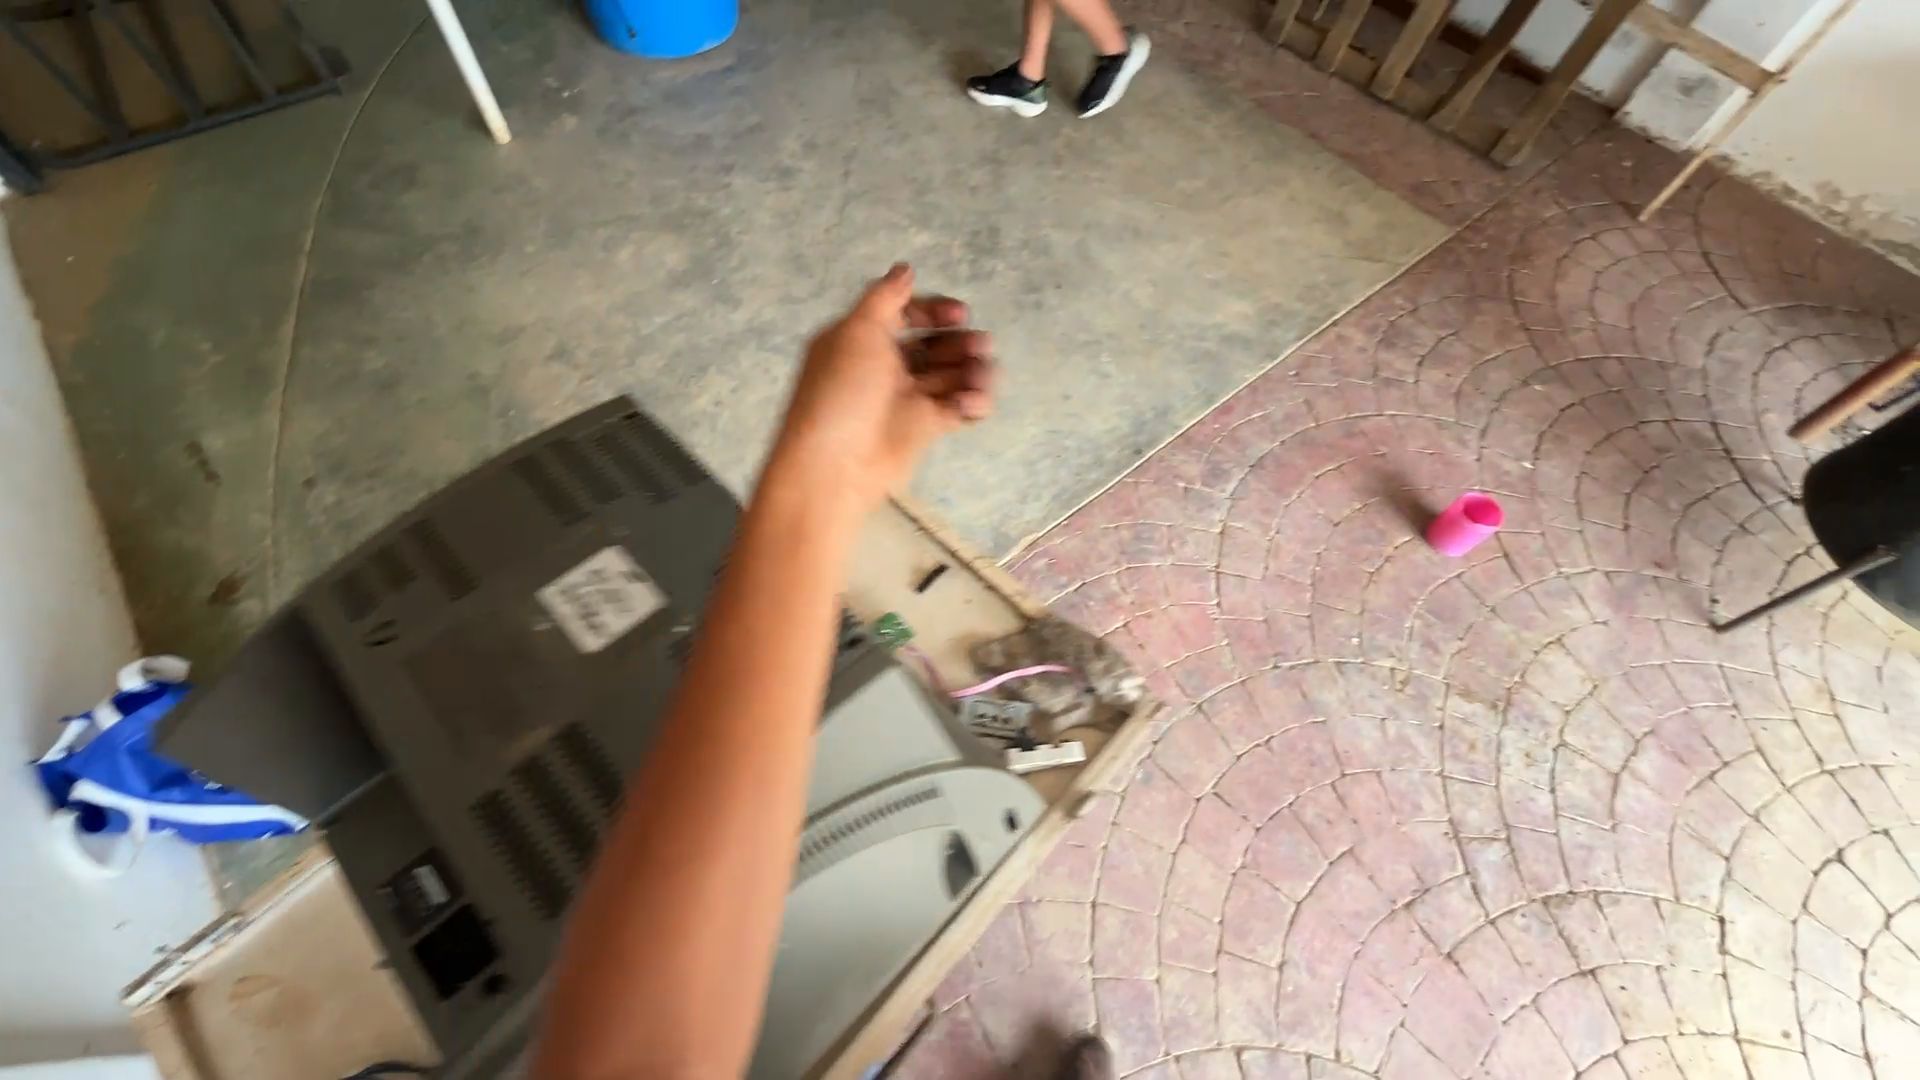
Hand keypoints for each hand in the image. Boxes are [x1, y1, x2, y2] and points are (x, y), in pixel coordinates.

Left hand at [764, 264, 994, 508]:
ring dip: (973, 370)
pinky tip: (974, 403)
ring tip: (983, 375)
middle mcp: (887, 366)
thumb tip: (904, 268)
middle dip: (960, 342)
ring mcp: (908, 398)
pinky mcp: (926, 427)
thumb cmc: (840, 393)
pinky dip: (973, 402)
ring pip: (952, 375)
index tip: (959, 314)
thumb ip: (884, 297)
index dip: (934, 311)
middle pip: (935, 345)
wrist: (836, 463)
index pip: (907, 315)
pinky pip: (958, 407)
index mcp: (865, 338)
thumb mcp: (856, 332)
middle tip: (979, 346)